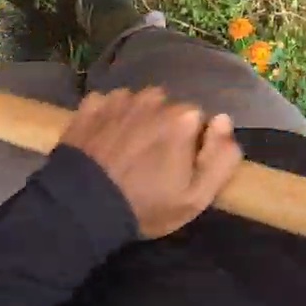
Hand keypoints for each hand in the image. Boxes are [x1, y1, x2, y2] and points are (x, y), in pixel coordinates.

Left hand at [59, 88, 241, 238]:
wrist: (81, 206)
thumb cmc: (145, 205)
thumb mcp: (196, 198)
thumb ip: (221, 158)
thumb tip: (224, 120)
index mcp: (184, 118)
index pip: (200, 121)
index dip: (191, 144)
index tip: (177, 167)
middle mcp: (154, 99)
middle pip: (170, 109)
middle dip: (165, 129)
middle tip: (151, 162)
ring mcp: (120, 99)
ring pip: (140, 104)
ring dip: (139, 121)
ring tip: (126, 152)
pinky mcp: (91, 104)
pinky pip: (110, 105)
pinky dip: (110, 118)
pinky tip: (104, 142)